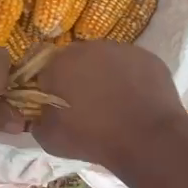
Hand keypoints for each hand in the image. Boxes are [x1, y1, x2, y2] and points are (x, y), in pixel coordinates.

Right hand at [32, 42, 187, 166]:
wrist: (146, 140)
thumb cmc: (91, 138)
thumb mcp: (49, 138)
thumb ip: (38, 121)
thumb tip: (40, 115)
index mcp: (59, 63)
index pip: (45, 69)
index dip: (49, 88)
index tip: (55, 105)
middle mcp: (89, 47)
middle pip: (76, 60)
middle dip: (76, 77)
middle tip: (83, 104)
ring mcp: (122, 50)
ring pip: (105, 61)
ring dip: (103, 76)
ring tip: (110, 103)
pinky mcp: (149, 58)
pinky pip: (130, 67)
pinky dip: (128, 79)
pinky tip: (132, 100)